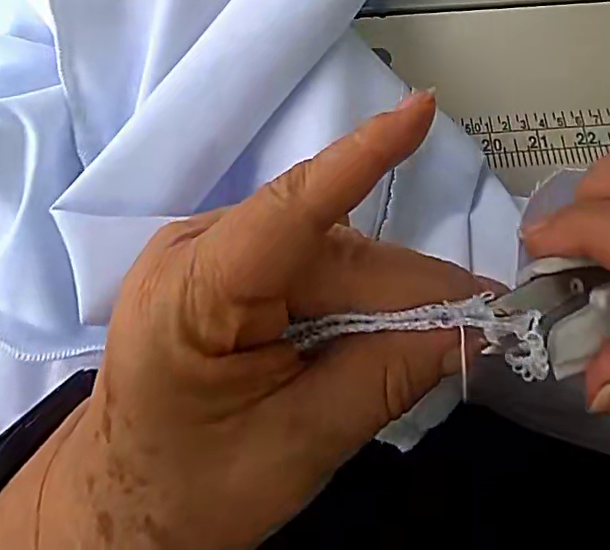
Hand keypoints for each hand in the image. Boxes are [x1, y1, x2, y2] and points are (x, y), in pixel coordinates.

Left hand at [0, 90, 482, 548]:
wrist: (119, 498)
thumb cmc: (191, 487)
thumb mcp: (294, 446)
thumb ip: (379, 377)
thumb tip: (464, 328)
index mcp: (195, 289)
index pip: (289, 209)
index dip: (360, 158)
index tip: (420, 111)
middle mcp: (196, 245)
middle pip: (325, 244)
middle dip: (408, 283)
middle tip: (490, 321)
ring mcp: (203, 247)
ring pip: (320, 250)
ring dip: (383, 290)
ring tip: (444, 330)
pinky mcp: (218, 261)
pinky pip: (299, 261)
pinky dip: (348, 292)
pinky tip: (382, 323)